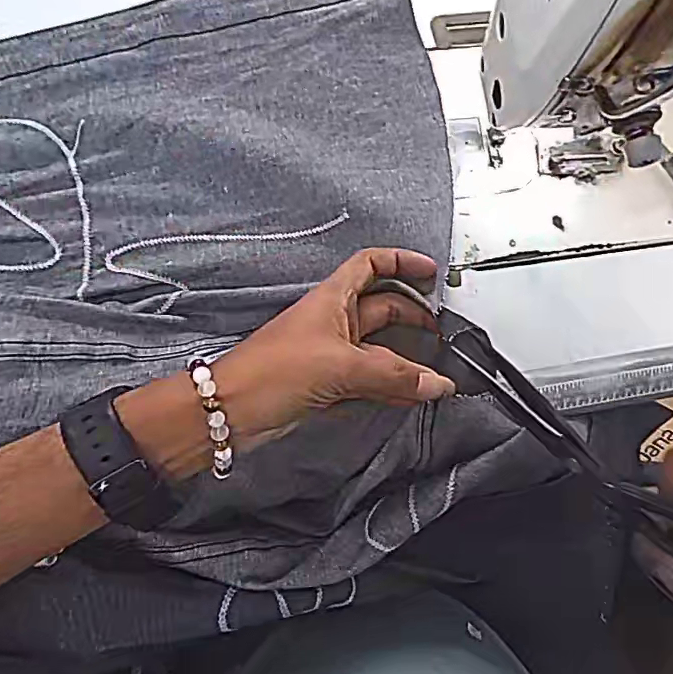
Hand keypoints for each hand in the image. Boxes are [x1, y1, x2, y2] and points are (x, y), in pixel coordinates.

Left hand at [204, 248, 457, 448]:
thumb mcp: (339, 366)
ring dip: (407, 357)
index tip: (430, 271)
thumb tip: (435, 382)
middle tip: (440, 328)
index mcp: (332, 299)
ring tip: (435, 368)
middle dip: (413, 314)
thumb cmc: (269, 372)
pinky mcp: (330, 382)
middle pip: (383, 305)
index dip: (401, 262)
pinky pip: (372, 377)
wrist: (231, 411)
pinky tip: (412, 393)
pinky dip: (393, 384)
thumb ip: (392, 375)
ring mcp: (333, 352)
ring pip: (380, 346)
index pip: (371, 264)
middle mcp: (334, 321)